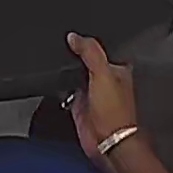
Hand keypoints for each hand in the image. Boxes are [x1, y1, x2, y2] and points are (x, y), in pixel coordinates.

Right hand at [67, 33, 140, 164]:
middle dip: (77, 53)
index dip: (92, 39)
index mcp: (117, 67)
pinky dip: (60, 85)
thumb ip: (90, 52)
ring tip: (57, 58)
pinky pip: (66, 88)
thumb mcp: (103, 73)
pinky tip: (54, 79)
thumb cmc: (115, 112)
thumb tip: (74, 37)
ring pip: (76, 72)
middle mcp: (105, 78)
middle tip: (64, 43)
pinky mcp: (79, 103)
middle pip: (88, 58)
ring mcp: (91, 90)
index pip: (103, 46)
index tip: (78, 30)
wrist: (106, 142)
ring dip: (67, 69)